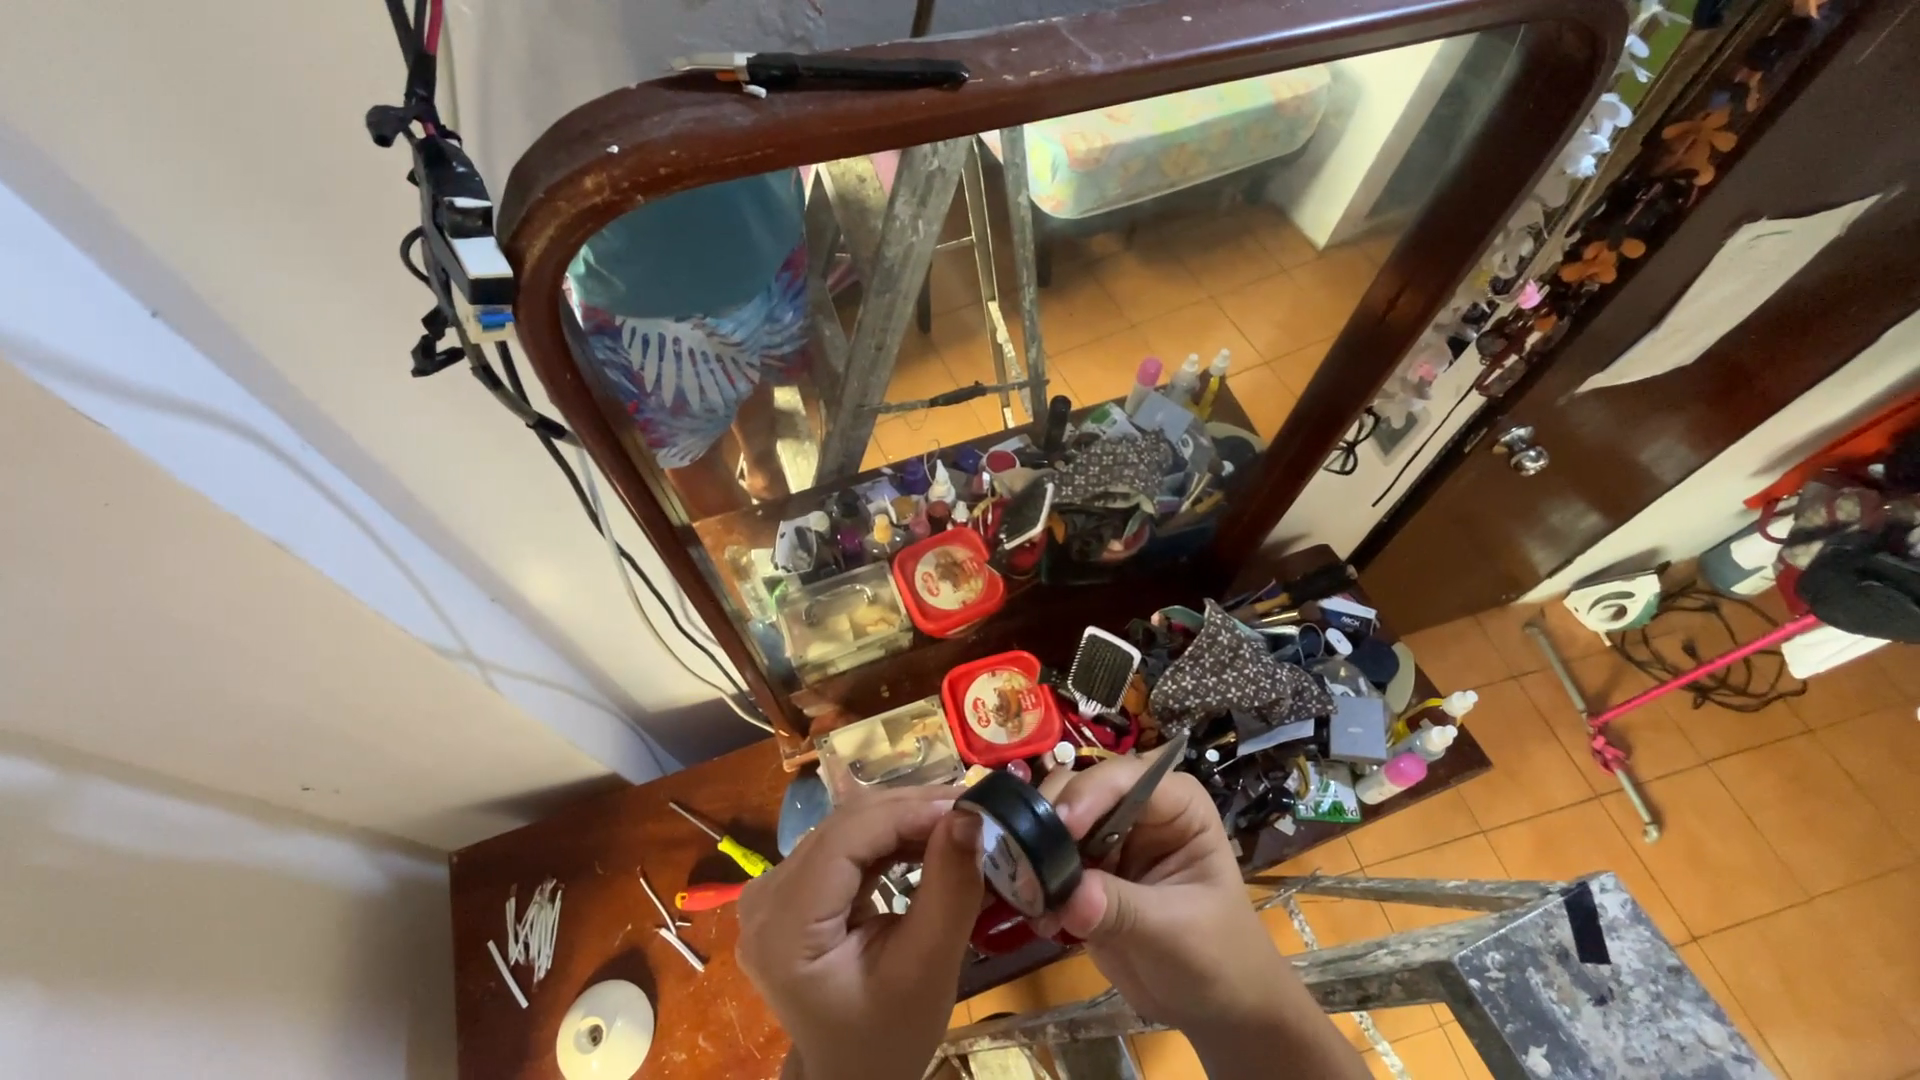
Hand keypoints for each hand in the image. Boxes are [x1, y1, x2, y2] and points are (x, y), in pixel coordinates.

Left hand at [736, 786, 982, 1079]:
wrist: (852, 1075)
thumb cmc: (888, 1037)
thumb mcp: (927, 971)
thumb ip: (948, 890)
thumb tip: (970, 816)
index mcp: (784, 926)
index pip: (846, 838)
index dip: (907, 812)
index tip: (967, 806)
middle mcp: (766, 895)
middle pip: (845, 826)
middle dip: (912, 810)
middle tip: (973, 807)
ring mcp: (772, 889)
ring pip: (848, 827)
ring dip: (905, 819)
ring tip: (959, 821)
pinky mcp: (790, 888)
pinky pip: (845, 845)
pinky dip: (890, 838)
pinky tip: (928, 839)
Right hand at [1035, 752, 1363, 1077]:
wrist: (1214, 1006)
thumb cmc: (1217, 956)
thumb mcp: (1176, 930)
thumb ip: (1122, 908)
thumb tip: (1069, 897)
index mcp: (1176, 804)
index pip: (1129, 778)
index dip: (1092, 794)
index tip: (1062, 827)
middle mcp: (1137, 810)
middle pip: (1083, 789)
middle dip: (1053, 816)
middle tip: (1026, 853)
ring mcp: (1107, 839)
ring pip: (1056, 818)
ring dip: (1034, 846)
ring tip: (1027, 886)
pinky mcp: (1085, 871)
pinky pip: (1048, 859)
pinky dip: (1034, 878)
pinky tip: (1035, 911)